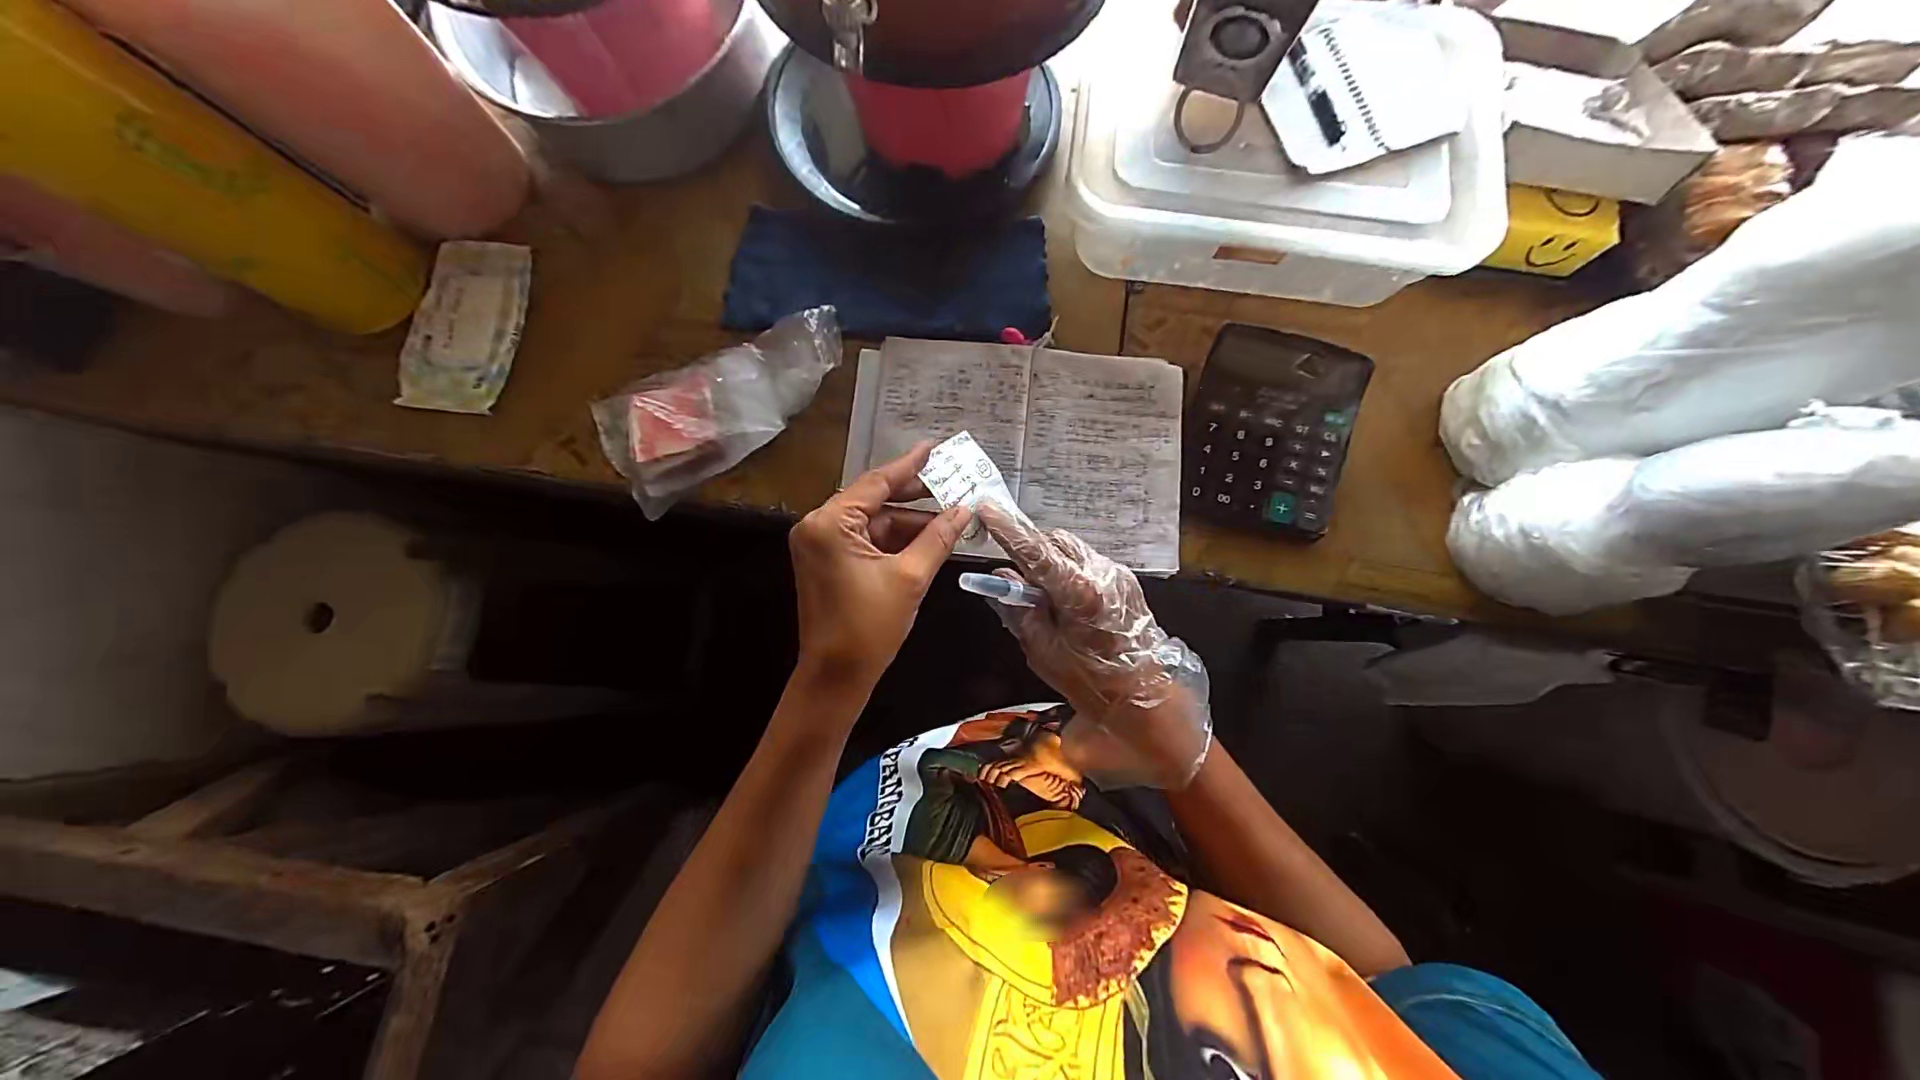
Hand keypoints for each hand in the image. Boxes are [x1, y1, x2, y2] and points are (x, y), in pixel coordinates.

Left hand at [790, 441, 972, 688]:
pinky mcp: (827, 562)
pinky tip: (927, 540)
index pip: (876, 483)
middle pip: (873, 500)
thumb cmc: (869, 627)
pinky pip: (865, 541)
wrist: (836, 677)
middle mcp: (818, 526)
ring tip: (949, 518)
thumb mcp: (910, 577)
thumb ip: (937, 537)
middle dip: (914, 497)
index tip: (934, 448)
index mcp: (830, 523)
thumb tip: (964, 509)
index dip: (910, 466)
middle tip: (951, 483)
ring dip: (908, 523)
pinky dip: (894, 541)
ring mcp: (820, 545)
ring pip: (873, 523)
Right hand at [976, 502, 1212, 788]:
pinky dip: (1066, 570)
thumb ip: (1020, 610)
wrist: (1145, 700)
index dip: (1008, 530)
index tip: (987, 509)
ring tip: (1038, 593)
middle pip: (1055, 541)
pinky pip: (1086, 562)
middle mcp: (1102, 574)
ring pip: (1071, 549)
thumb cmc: (1092, 684)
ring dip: (1049, 560)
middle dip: (1029, 548)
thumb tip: (1002, 577)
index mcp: (1080, 594)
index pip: (1035, 551)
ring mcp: (1117, 574)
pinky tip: (1061, 598)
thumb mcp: (1042, 652)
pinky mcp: (1124, 580)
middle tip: (1011, 572)